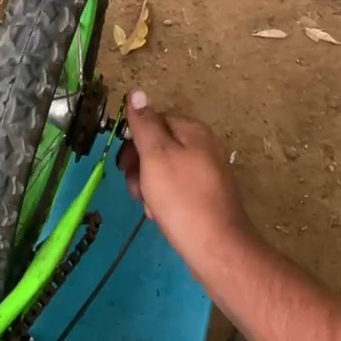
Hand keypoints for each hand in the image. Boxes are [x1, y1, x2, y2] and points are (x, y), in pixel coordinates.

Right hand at [117, 91, 255, 260]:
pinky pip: (177, 187)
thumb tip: (137, 92)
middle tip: (133, 186)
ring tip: (146, 204)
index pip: (154, 120)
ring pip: (165, 167)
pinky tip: (159, 214)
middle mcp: (204, 145)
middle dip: (140, 164)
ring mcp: (208, 171)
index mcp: (193, 130)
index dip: (134, 140)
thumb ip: (145, 124)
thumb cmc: (182, 199)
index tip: (124, 164)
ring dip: (148, 183)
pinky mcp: (207, 194)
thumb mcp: (156, 156)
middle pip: (159, 143)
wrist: (216, 248)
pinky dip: (164, 197)